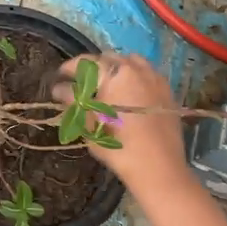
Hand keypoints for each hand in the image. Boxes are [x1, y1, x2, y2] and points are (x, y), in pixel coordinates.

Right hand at [52, 53, 189, 189]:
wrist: (158, 167)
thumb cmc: (118, 144)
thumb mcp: (88, 124)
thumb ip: (73, 100)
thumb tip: (59, 88)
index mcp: (114, 73)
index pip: (86, 62)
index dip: (69, 67)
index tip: (59, 76)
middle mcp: (136, 69)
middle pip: (109, 58)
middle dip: (93, 68)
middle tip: (82, 83)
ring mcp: (155, 78)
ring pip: (131, 62)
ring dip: (115, 69)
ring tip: (107, 85)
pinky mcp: (167, 91)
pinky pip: (147, 74)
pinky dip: (134, 78)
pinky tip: (129, 94)